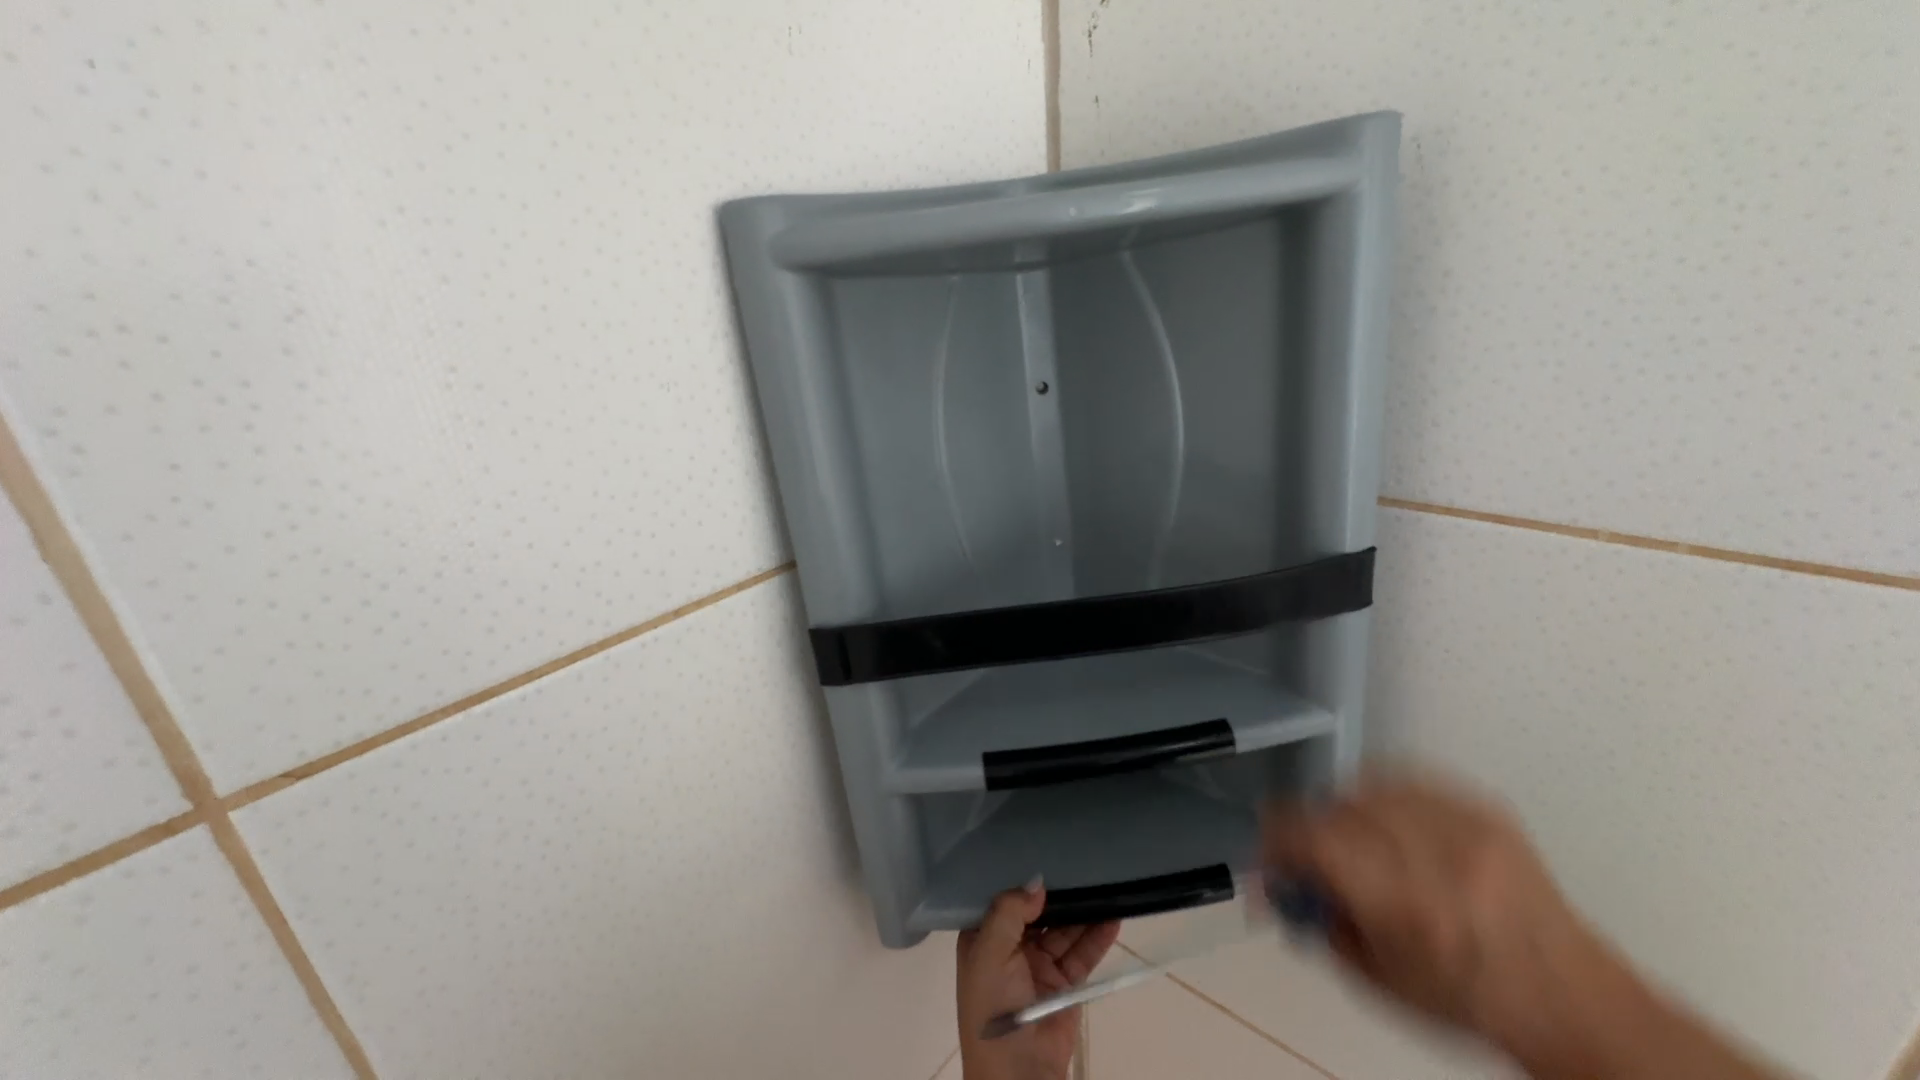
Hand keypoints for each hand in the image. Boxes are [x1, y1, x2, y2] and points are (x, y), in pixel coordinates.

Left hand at [956, 880, 1118, 1079]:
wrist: (1019, 1072)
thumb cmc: (994, 1006)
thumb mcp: (990, 953)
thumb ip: (1009, 912)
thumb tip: (1037, 882)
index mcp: (982, 939)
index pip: (1001, 900)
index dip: (1019, 879)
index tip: (1041, 850)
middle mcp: (1009, 948)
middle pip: (1037, 913)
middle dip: (1057, 894)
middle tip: (1082, 864)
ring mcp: (1038, 966)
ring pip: (1063, 930)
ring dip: (1082, 912)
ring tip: (1105, 885)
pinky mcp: (1064, 984)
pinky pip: (1081, 953)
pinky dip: (1097, 936)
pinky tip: (1113, 918)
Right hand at [1262, 772, 1786, 1079]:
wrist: (1566, 997)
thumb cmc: (1466, 999)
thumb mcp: (1376, 979)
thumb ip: (1316, 921)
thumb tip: (1270, 882)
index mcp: (1402, 903)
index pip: (1315, 837)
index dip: (1277, 835)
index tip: (1269, 847)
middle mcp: (1433, 854)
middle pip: (1338, 804)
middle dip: (1311, 823)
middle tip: (1310, 849)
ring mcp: (1464, 825)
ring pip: (1372, 781)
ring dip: (1347, 804)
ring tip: (1353, 835)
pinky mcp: (1486, 810)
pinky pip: (1413, 777)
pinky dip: (1387, 792)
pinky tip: (1390, 821)